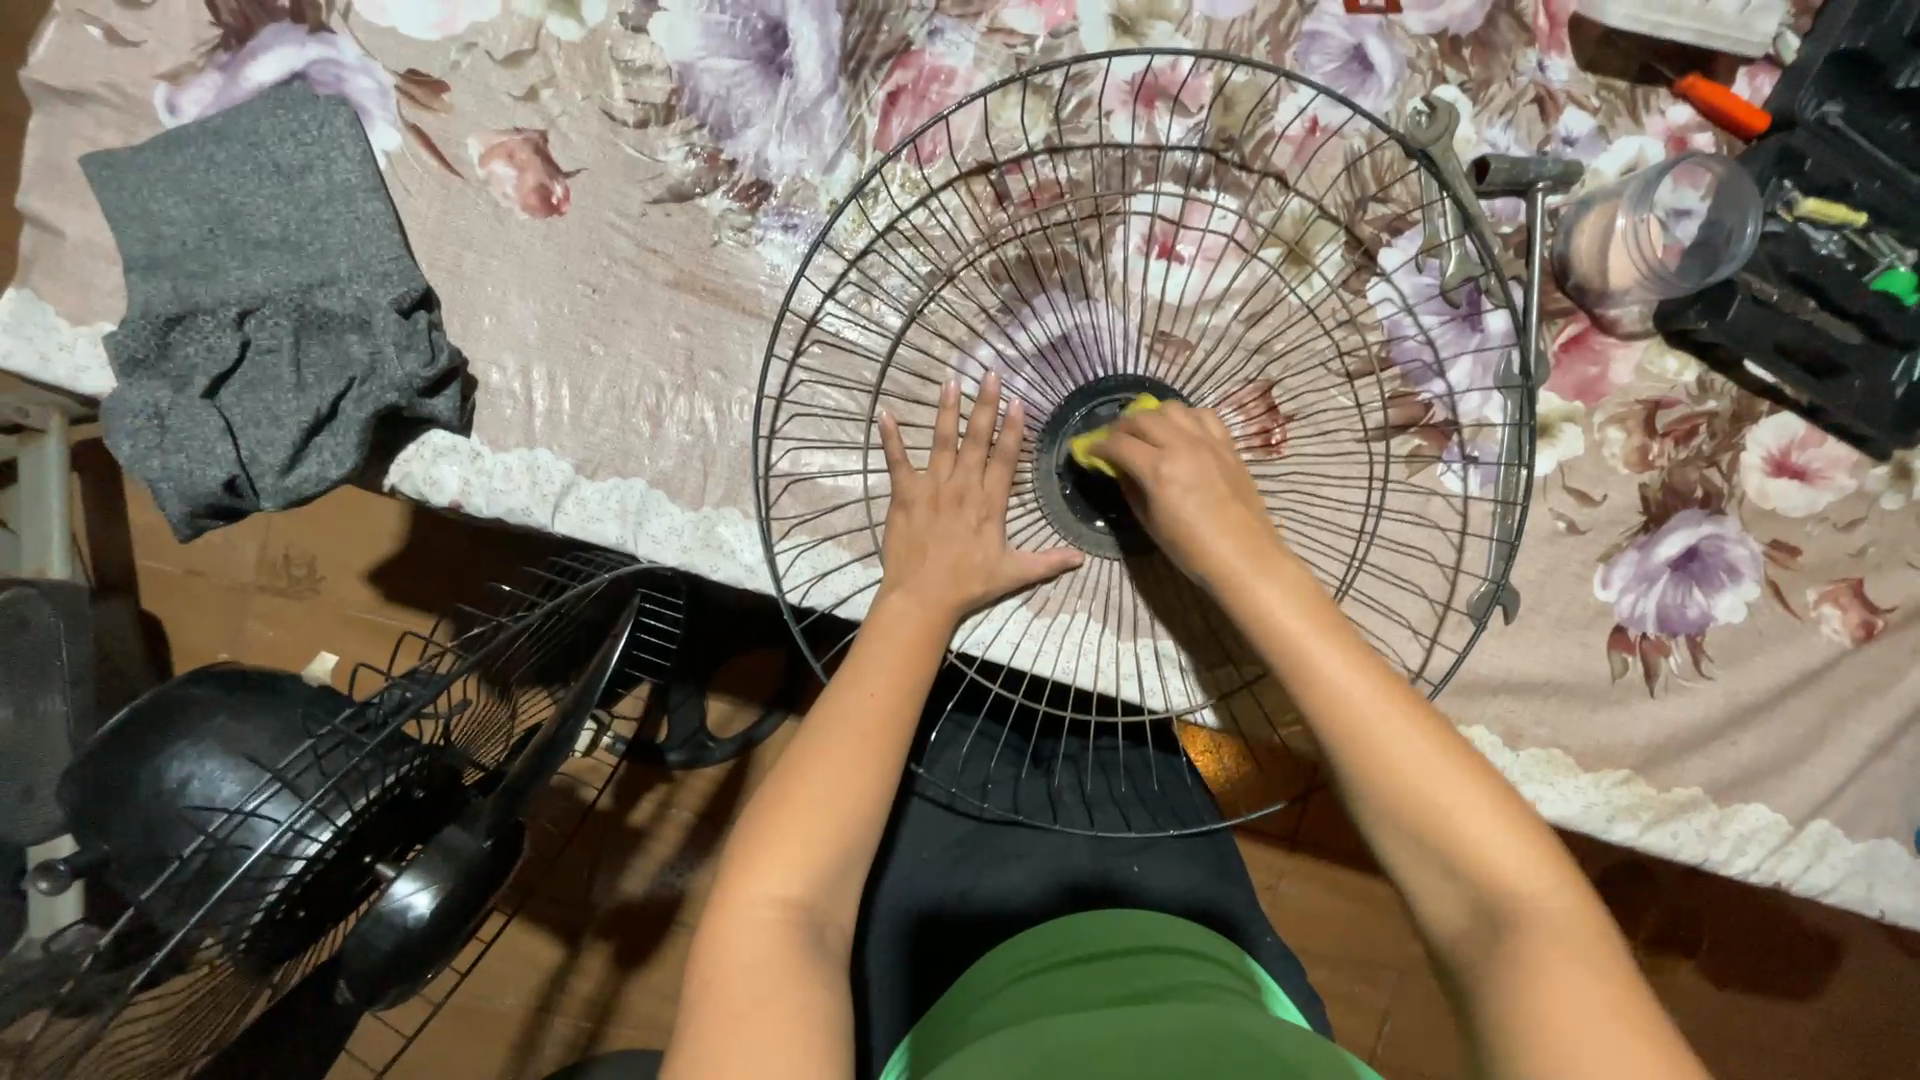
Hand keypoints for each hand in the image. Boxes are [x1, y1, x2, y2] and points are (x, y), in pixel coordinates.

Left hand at [875, 373, 1083, 626]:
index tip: (1018, 401)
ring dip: (947, 410)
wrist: (924, 598)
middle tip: (990, 374)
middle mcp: (963, 487)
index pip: (1005, 458)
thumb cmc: (969, 585)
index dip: (1013, 429)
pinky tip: (884, 413)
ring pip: (942, 442)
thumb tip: (1081, 559)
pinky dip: (890, 438)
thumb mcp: (1013, 573)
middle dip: (985, 405)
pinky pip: (897, 462)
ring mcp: (932, 488)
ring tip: (951, 381)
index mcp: (990, 503)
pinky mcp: (905, 495)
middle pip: (976, 439)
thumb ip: (1047, 562)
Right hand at [1095, 401, 1284, 590]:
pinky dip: (1185, 418)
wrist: (1244, 557)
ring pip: (1172, 408)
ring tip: (1147, 433)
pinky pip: (1203, 415)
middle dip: (1121, 427)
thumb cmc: (1191, 549)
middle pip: (1142, 418)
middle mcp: (1182, 446)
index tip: (1090, 451)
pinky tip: (1180, 432)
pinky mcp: (1228, 445)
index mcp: (1158, 470)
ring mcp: (1208, 442)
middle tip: (1114, 441)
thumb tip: (1119, 469)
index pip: (1118, 444)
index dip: (1098, 446)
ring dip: (1152, 417)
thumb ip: (1131, 488)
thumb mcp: (1149, 522)